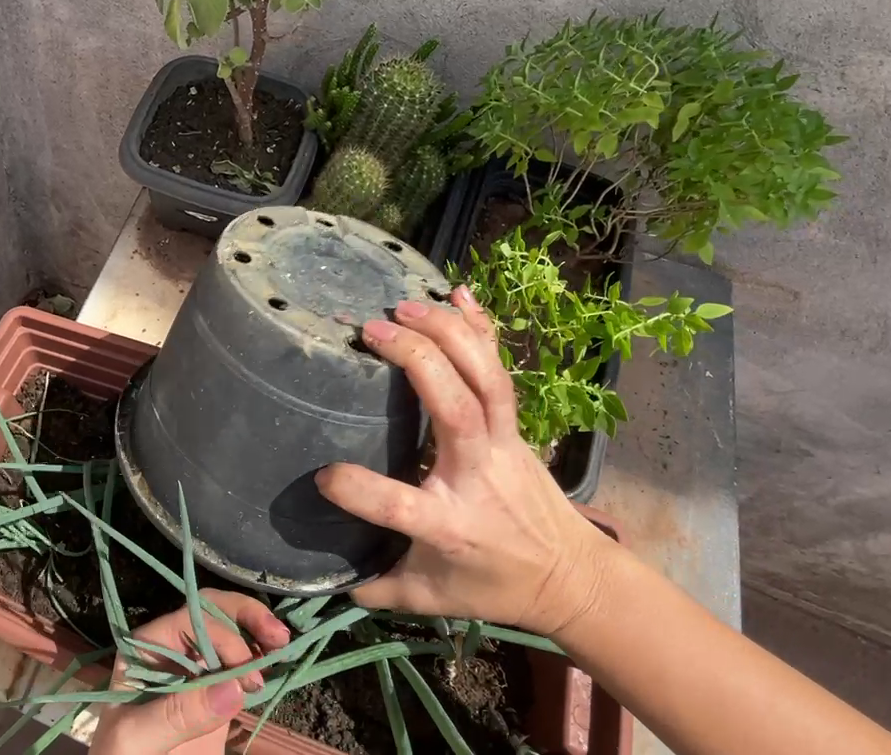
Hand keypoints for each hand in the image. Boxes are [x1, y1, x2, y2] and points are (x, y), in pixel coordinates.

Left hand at [88, 590, 291, 754]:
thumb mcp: (136, 737)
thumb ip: (178, 713)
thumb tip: (234, 687)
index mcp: (150, 645)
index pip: (191, 618)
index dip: (223, 635)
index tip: (245, 672)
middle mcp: (176, 649)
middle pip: (215, 612)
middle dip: (248, 616)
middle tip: (280, 637)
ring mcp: (199, 671)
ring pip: (234, 633)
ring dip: (260, 634)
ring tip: (284, 648)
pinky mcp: (218, 695)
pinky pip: (243, 667)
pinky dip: (263, 661)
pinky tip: (278, 665)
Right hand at [315, 286, 616, 634]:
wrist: (572, 577)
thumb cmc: (492, 585)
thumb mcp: (427, 598)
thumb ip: (374, 585)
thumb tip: (318, 571)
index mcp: (449, 525)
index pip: (400, 506)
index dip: (359, 490)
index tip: (323, 475)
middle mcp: (479, 476)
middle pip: (456, 410)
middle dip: (417, 362)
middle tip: (373, 330)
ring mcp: (504, 445)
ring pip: (486, 379)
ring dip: (448, 333)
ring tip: (406, 305)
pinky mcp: (517, 427)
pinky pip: (501, 369)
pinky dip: (483, 327)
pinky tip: (460, 292)